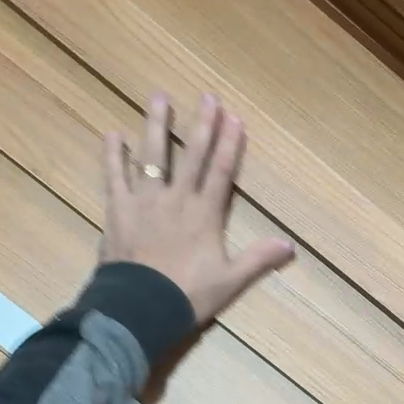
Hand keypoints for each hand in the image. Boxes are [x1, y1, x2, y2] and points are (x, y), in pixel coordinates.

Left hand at [101, 92, 295, 322]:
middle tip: (207, 96)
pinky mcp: (119, 210)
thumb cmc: (188, 296)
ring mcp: (145, 201)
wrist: (141, 307)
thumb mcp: (230, 281)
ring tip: (159, 97)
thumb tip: (290, 245)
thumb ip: (258, 259)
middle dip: (202, 126)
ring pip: (152, 156)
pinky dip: (113, 156)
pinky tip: (113, 134)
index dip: (230, 145)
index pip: (221, 172)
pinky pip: (115, 177)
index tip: (235, 118)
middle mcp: (177, 199)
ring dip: (156, 126)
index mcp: (205, 215)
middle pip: (191, 156)